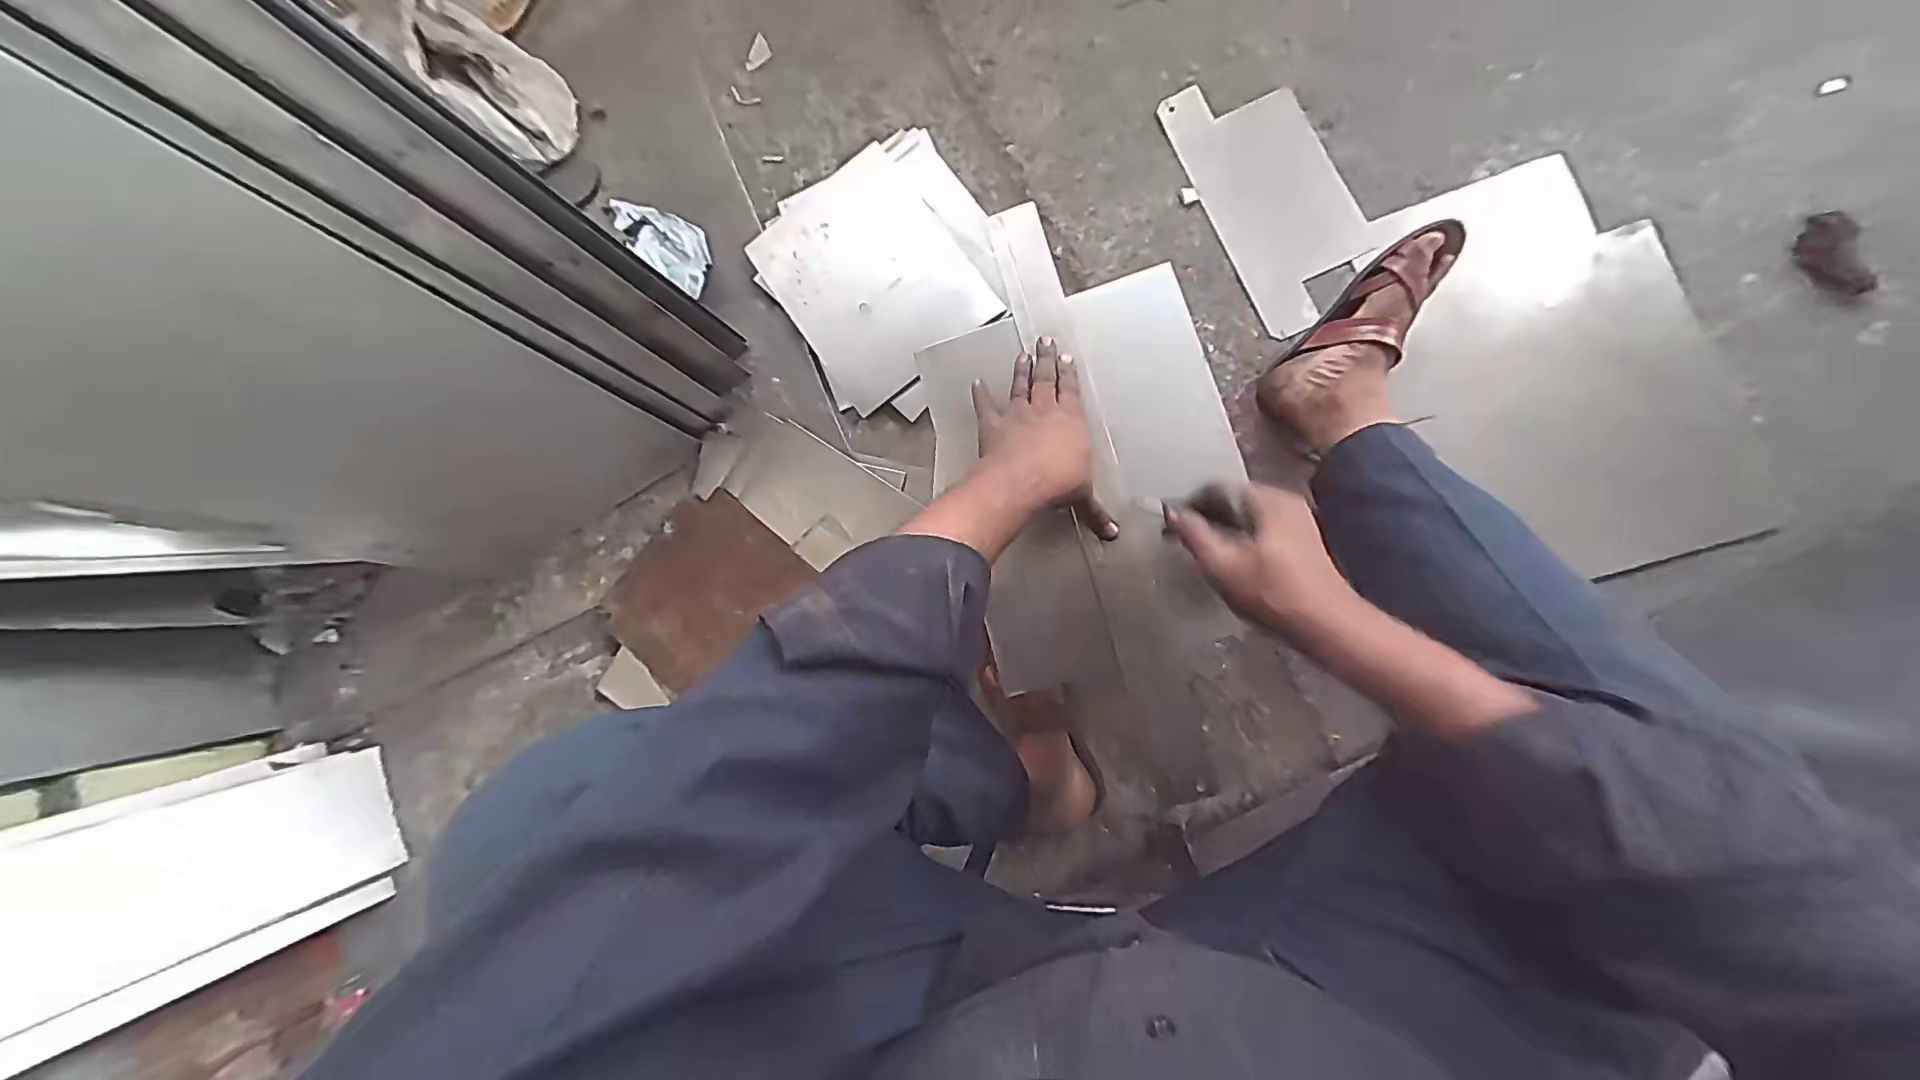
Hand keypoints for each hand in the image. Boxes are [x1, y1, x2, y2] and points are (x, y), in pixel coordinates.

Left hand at [972, 337, 1119, 539]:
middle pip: (1045, 378)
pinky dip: (981, 395)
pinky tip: (977, 383)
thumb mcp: (1081, 497)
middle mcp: (1044, 410)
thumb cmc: (1056, 484)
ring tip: (1023, 355)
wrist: (1022, 483)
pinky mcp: (993, 426)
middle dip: (1046, 359)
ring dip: (1021, 370)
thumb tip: (1111, 533)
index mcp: (1071, 420)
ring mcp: (1017, 415)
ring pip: (1020, 386)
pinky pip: (986, 406)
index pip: (1071, 390)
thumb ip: (1095, 512)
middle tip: (1044, 341)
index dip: (1068, 373)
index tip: (1066, 357)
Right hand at [1164, 483, 1357, 631]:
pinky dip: (1240, 540)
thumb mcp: (1222, 564)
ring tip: (1203, 552)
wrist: (1325, 626)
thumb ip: (1193, 534)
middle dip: (1205, 518)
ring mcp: (1297, 522)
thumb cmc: (1274, 595)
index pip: (1216, 487)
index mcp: (1270, 500)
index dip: (1188, 505)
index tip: (1173, 525)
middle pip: (1232, 501)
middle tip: (1183, 539)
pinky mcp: (1300, 543)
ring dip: (1222, 530)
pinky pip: (1260, 530)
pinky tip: (1230, 562)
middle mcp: (1287, 504)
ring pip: (1246, 516)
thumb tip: (1172, 513)